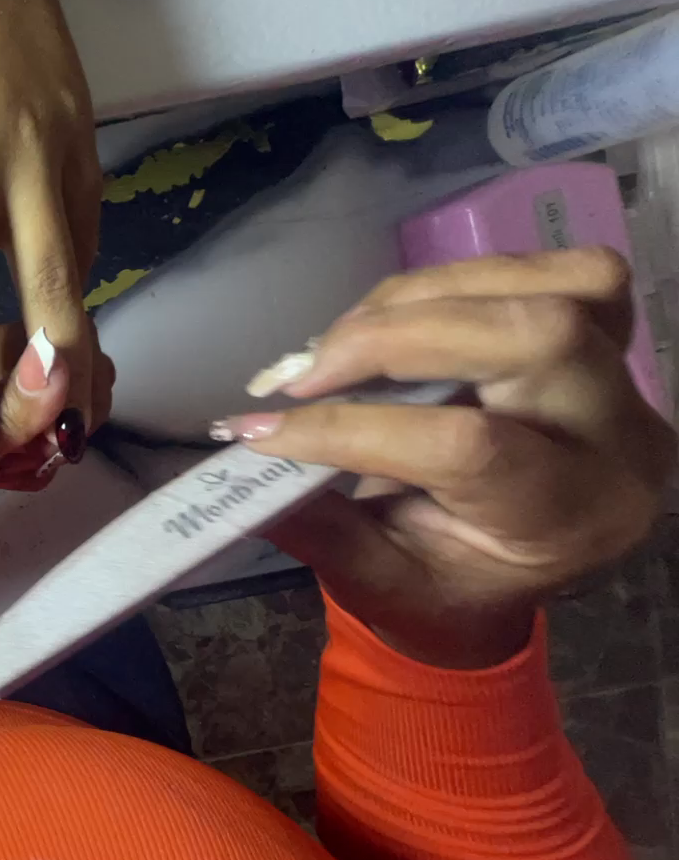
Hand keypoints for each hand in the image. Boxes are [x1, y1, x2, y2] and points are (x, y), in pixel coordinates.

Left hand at [0, 325, 78, 631]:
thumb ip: (6, 412)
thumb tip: (64, 354)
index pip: (52, 336)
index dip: (72, 383)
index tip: (56, 435)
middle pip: (63, 375)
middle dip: (62, 420)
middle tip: (26, 458)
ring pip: (53, 413)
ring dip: (45, 448)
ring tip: (7, 474)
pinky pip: (33, 444)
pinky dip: (33, 467)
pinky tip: (3, 485)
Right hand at [217, 249, 674, 668]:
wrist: (488, 576)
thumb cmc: (426, 585)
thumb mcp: (363, 577)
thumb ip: (307, 520)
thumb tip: (239, 452)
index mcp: (560, 518)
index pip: (462, 446)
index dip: (342, 428)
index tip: (255, 432)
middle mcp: (615, 440)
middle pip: (534, 337)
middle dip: (388, 340)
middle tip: (300, 377)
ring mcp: (619, 383)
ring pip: (557, 286)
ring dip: (417, 301)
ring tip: (337, 345)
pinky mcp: (600, 345)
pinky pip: (555, 274)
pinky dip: (448, 285)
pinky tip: (384, 323)